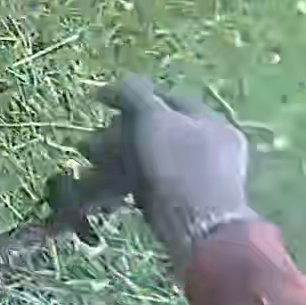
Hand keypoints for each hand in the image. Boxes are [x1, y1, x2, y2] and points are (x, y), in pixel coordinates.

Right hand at [100, 75, 258, 267]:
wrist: (196, 222)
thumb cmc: (175, 164)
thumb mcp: (154, 119)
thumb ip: (136, 95)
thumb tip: (119, 83)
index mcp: (210, 122)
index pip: (163, 96)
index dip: (128, 95)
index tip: (97, 101)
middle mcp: (208, 142)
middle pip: (150, 124)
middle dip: (116, 129)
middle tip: (95, 138)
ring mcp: (197, 168)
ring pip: (143, 148)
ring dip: (113, 151)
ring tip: (95, 161)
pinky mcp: (182, 190)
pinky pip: (146, 171)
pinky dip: (124, 172)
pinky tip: (108, 178)